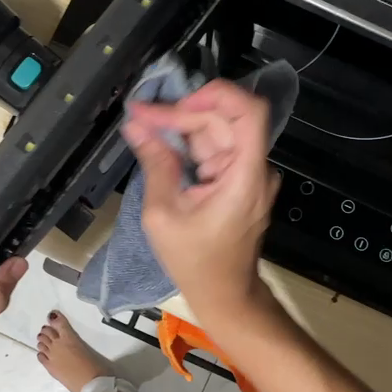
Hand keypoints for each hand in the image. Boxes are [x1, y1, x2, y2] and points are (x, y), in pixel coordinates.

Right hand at [122, 79, 279, 323]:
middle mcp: (256, 169)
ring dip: (183, 128)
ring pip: (219, 133)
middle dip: (183, 114)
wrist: (224, 295)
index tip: (176, 104)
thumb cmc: (195, 263)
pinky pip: (217, 151)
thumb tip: (136, 126)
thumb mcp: (163, 215)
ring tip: (144, 126)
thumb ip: (155, 165)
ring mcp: (250, 175)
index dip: (215, 96)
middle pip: (225, 121)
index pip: (249, 111)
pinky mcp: (240, 182)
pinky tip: (162, 144)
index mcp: (245, 176)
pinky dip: (191, 145)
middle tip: (140, 116)